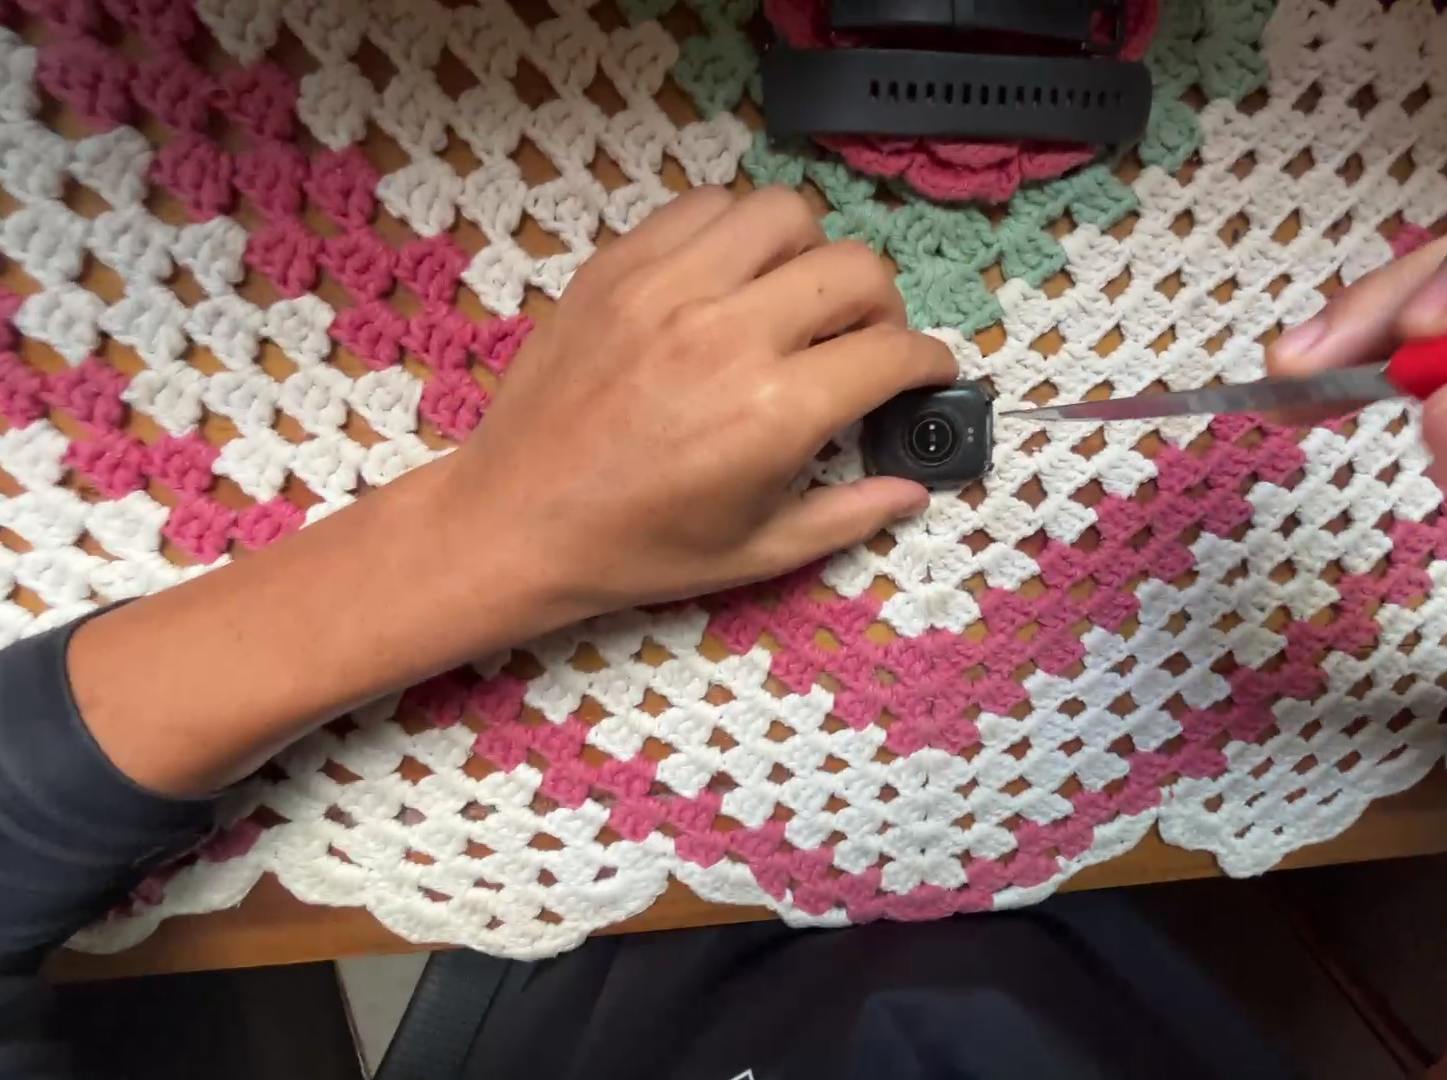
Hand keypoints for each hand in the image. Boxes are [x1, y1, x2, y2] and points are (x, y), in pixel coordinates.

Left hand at [442, 186, 955, 624]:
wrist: (515, 521)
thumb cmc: (643, 550)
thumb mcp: (759, 554)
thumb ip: (849, 515)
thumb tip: (913, 489)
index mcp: (774, 413)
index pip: (890, 353)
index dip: (930, 361)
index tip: (931, 373)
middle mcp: (730, 332)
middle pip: (855, 268)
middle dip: (887, 305)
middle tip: (870, 342)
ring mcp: (669, 286)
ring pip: (787, 215)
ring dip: (817, 255)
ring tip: (802, 301)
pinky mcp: (620, 263)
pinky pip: (708, 208)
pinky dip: (743, 234)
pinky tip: (735, 279)